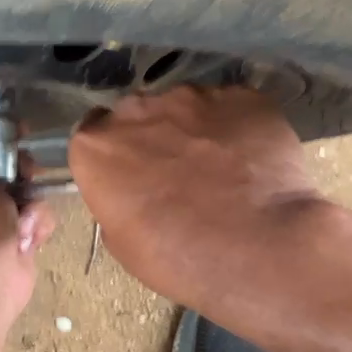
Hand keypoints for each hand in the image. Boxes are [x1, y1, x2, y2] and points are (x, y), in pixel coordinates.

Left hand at [0, 106, 55, 332]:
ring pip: (26, 188)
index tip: (17, 128)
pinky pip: (37, 216)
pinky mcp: (17, 235)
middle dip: (19, 170)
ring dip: (30, 204)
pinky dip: (36, 227)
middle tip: (23, 175)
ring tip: (23, 222)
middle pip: (3, 162)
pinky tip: (28, 241)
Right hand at [67, 87, 330, 310]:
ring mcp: (191, 97)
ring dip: (194, 130)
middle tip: (176, 175)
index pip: (93, 134)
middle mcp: (136, 109)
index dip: (113, 155)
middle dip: (151, 137)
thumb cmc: (177, 255)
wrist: (258, 247)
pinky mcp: (241, 96)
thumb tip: (133, 192)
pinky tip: (252, 160)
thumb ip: (116, 199)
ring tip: (222, 168)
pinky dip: (236, 128)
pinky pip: (230, 108)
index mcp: (95, 145)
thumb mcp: (120, 241)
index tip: (129, 176)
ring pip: (185, 107)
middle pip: (137, 115)